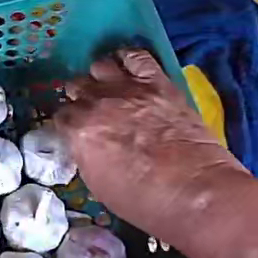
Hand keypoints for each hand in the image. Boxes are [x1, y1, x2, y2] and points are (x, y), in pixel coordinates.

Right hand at [53, 48, 249, 245]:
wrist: (196, 194)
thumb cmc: (143, 202)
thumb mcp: (96, 182)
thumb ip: (85, 153)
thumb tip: (84, 143)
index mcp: (78, 130)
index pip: (61, 115)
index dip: (68, 122)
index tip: (74, 129)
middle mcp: (97, 103)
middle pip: (77, 86)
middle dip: (81, 97)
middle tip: (92, 110)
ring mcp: (128, 89)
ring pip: (100, 65)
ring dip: (101, 76)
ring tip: (109, 87)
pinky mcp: (158, 83)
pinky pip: (136, 55)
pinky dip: (128, 58)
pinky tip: (127, 66)